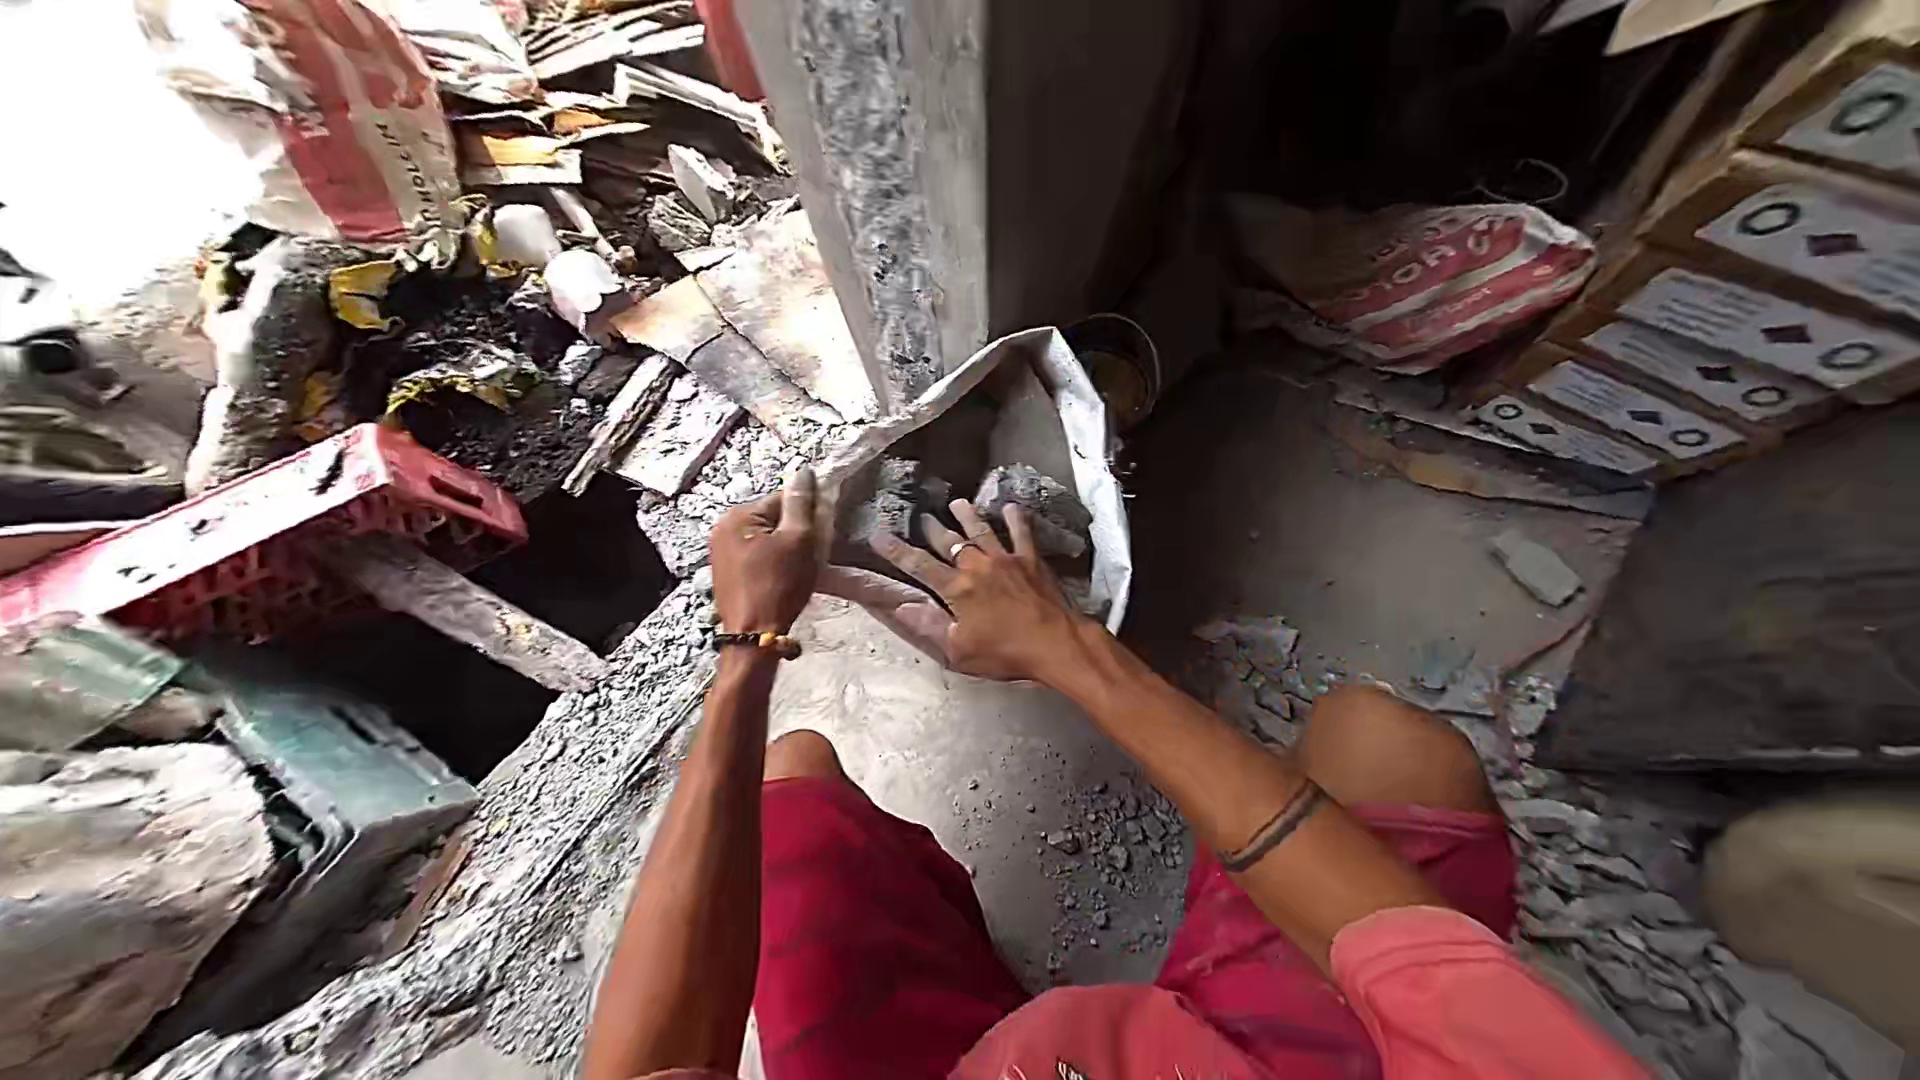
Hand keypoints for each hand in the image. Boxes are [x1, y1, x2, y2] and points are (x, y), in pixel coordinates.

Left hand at [708, 468, 818, 633]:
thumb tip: (803, 472)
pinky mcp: (726, 573)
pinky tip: (781, 580)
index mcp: (737, 516)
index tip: (818, 537)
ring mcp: (720, 552)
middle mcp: (723, 528)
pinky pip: (756, 556)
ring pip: (766, 539)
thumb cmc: (779, 585)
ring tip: (796, 571)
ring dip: (784, 549)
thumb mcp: (798, 540)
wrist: (754, 637)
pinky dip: (772, 563)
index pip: (782, 500)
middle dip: (794, 534)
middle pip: (773, 519)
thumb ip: (801, 504)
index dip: (806, 517)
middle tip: (808, 557)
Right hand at [853, 499, 1094, 683]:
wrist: (1055, 643)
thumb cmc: (1005, 652)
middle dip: (932, 529)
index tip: (879, 537)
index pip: (919, 565)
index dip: (897, 551)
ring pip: (981, 530)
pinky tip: (1010, 506)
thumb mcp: (958, 650)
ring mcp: (1006, 559)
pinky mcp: (1031, 560)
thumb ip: (929, 625)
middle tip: (923, 517)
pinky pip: (1020, 533)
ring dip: (967, 516)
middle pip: (949, 542)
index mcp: (956, 589)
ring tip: (958, 503)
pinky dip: (1014, 518)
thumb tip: (902, 606)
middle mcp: (977, 566)